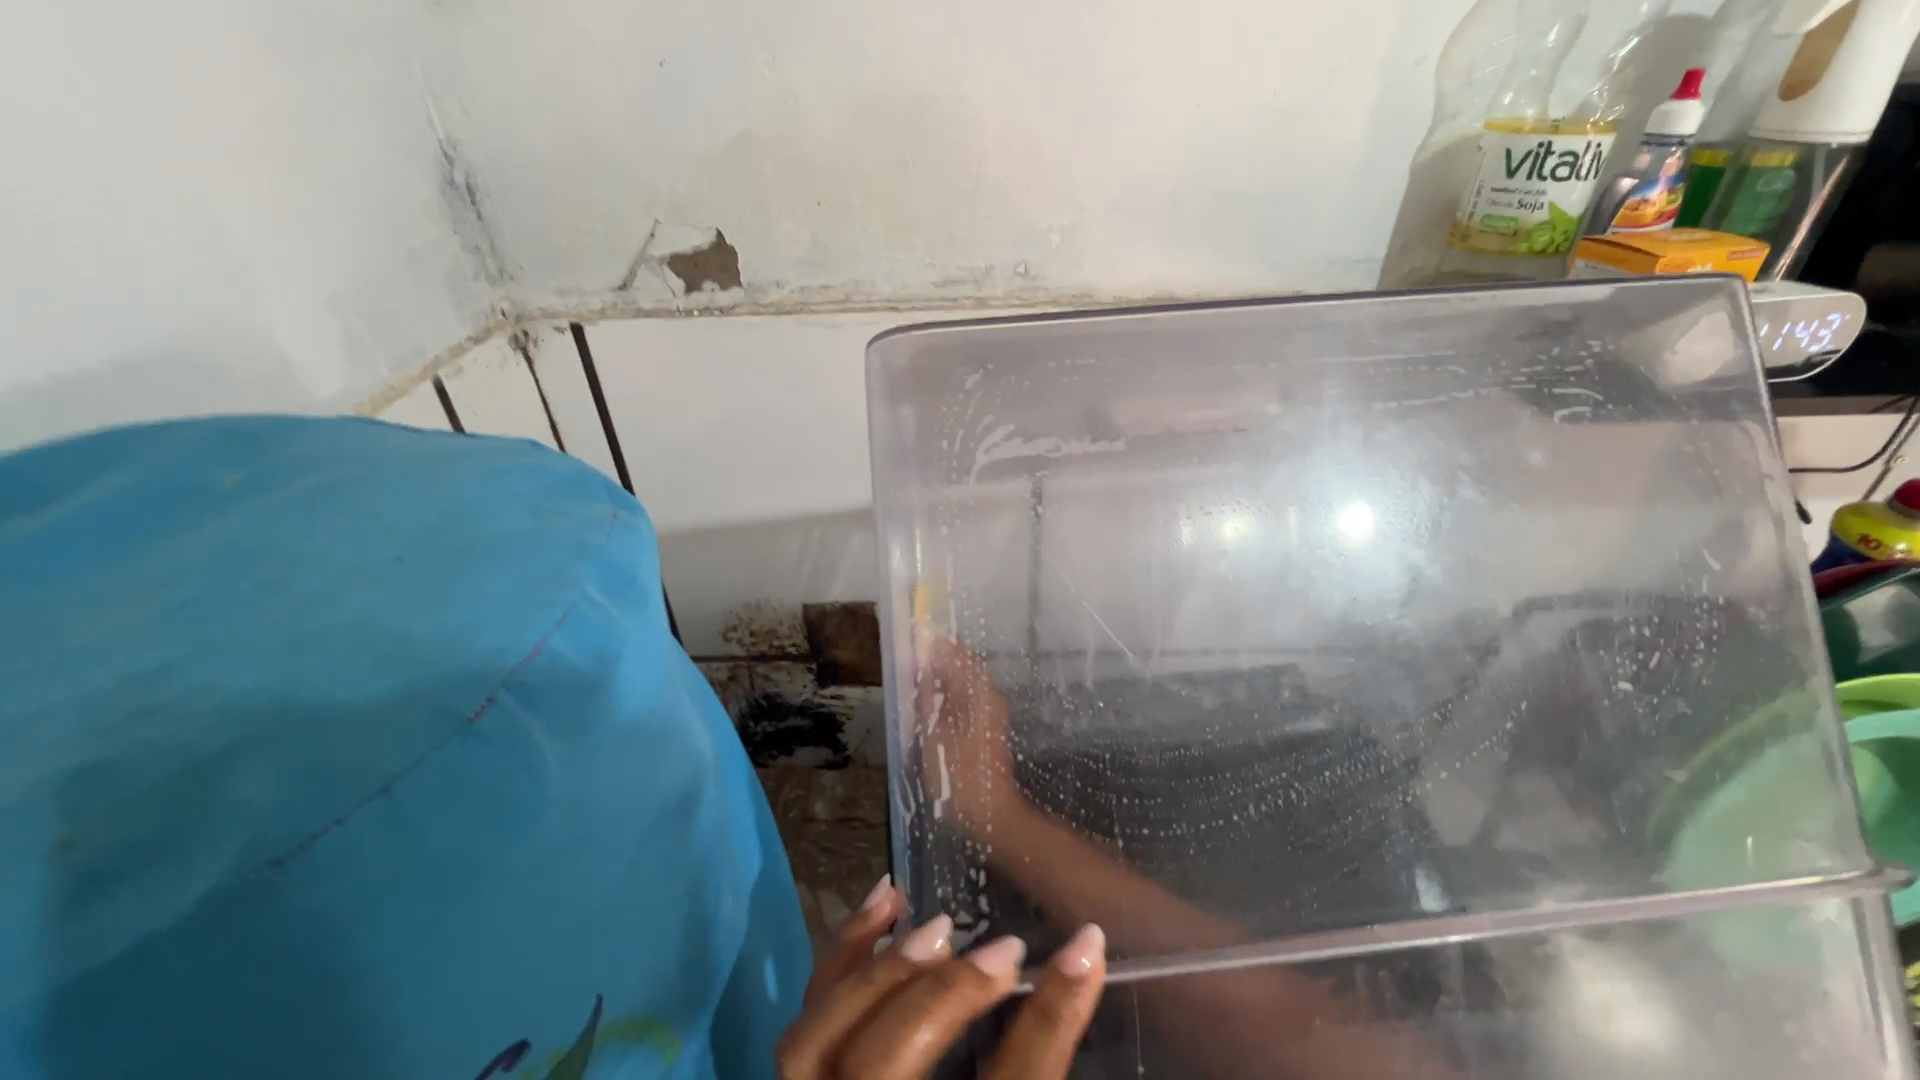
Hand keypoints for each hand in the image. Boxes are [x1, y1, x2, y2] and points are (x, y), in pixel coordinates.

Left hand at [778, 876, 1106, 1079]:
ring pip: (820, 1041)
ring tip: (940, 928)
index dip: (1050, 1021)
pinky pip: (805, 1020)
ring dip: (881, 972)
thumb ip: (1031, 1075)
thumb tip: (1069, 989)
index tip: (1086, 948)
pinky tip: (883, 906)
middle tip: (1007, 950)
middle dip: (948, 997)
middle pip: (888, 1066)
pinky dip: (842, 955)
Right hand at [916, 638, 1022, 835]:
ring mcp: (991, 713)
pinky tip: (931, 701)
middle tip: (913, 653)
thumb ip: (927, 697)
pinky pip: (967, 699)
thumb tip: (922, 665)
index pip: (958, 655)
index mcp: (979, 694)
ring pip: (965, 683)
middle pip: (964, 667)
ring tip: (917, 674)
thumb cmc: (959, 776)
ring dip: (943, 676)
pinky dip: (949, 694)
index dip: (938, 644)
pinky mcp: (987, 728)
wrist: (990, 814)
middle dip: (940, 658)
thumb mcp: (934, 735)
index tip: (917, 635)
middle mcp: (990, 698)